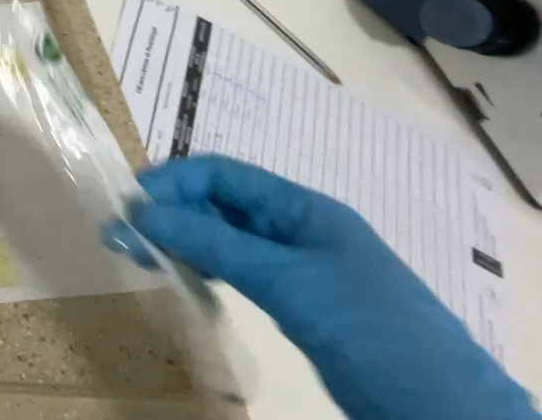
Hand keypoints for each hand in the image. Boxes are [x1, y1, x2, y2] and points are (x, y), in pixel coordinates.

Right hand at [123, 156, 532, 419]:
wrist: (447, 416)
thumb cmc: (369, 330)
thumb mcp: (287, 282)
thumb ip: (212, 244)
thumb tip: (139, 213)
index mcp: (304, 209)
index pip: (222, 174)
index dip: (173, 181)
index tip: (132, 205)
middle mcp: (297, 228)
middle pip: (218, 201)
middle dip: (168, 210)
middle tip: (121, 234)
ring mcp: (296, 265)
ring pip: (222, 235)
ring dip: (178, 238)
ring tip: (138, 254)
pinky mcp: (294, 299)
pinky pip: (234, 266)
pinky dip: (200, 264)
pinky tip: (178, 275)